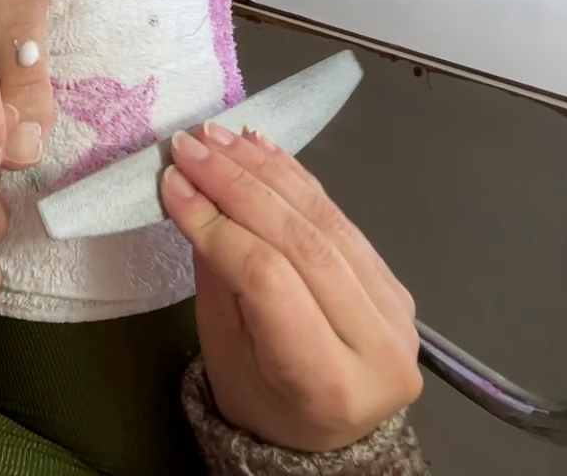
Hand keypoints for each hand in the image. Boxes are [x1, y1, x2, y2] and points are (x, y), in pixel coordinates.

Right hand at [162, 122, 421, 451]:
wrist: (320, 430)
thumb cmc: (255, 391)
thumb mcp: (221, 340)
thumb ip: (215, 263)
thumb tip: (188, 187)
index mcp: (327, 380)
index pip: (267, 278)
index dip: (216, 223)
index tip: (171, 182)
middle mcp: (378, 346)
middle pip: (300, 240)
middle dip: (235, 183)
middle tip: (188, 147)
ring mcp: (396, 309)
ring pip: (322, 218)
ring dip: (262, 168)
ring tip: (216, 136)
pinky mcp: (392, 279)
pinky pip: (337, 213)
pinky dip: (293, 173)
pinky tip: (256, 143)